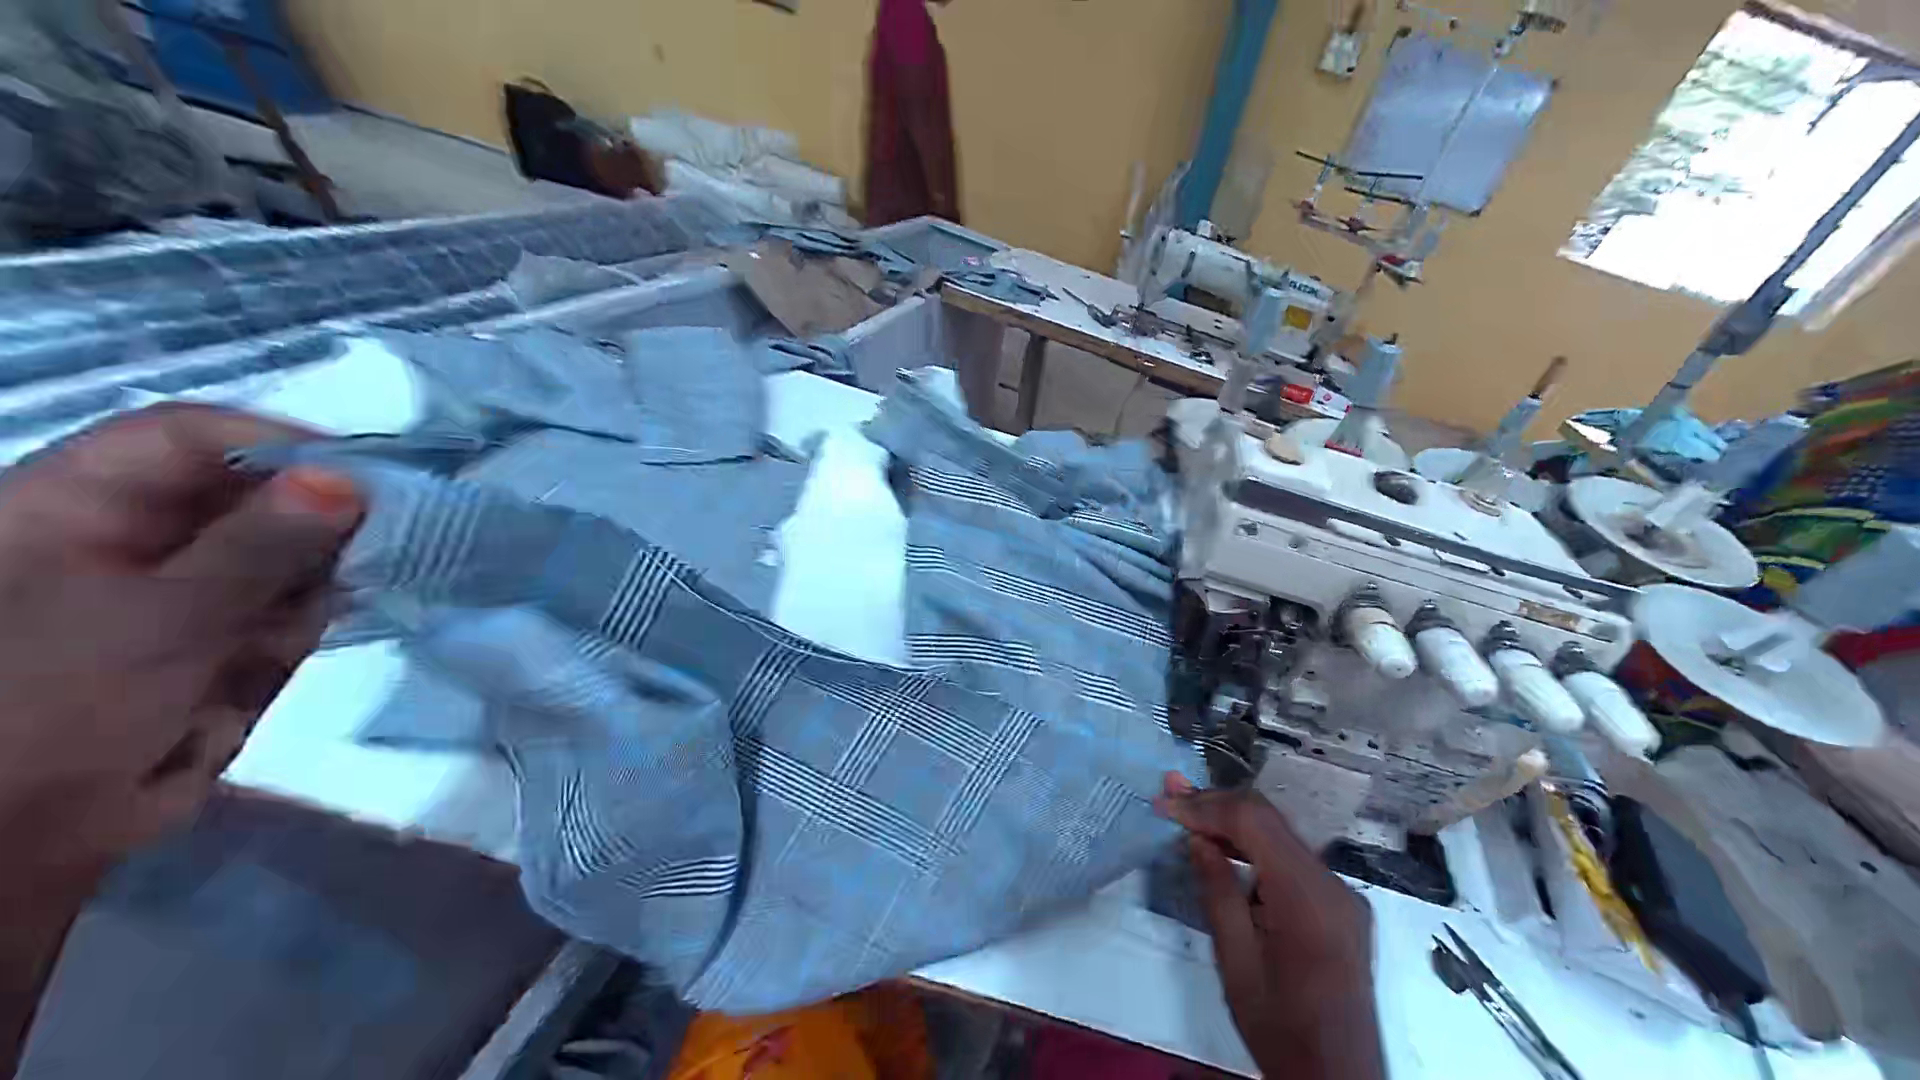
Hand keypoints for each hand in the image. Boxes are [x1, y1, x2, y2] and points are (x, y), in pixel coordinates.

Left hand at [0, 404, 361, 879]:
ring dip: (313, 581)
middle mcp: (139, 532)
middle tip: (369, 548)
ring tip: (277, 636)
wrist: (20, 839)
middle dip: (317, 520)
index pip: (188, 437)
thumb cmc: (48, 712)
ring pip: (290, 548)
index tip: (367, 476)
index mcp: (77, 506)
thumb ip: (259, 547)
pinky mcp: (228, 627)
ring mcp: (189, 582)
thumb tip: (346, 481)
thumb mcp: (158, 620)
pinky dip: (307, 616)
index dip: (276, 443)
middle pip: (255, 491)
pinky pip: (295, 597)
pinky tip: (273, 653)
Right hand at [1156, 773, 1384, 1079]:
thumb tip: (1198, 839)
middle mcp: (1334, 886)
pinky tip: (1221, 845)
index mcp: (1309, 901)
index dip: (1205, 806)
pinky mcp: (1340, 904)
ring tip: (1185, 810)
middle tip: (1168, 794)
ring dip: (1231, 819)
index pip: (1254, 822)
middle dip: (1215, 803)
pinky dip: (1253, 843)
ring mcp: (1342, 894)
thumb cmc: (1281, 1031)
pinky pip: (1291, 855)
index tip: (1164, 804)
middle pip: (1269, 819)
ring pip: (1280, 832)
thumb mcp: (1236, 965)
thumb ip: (1218, 893)